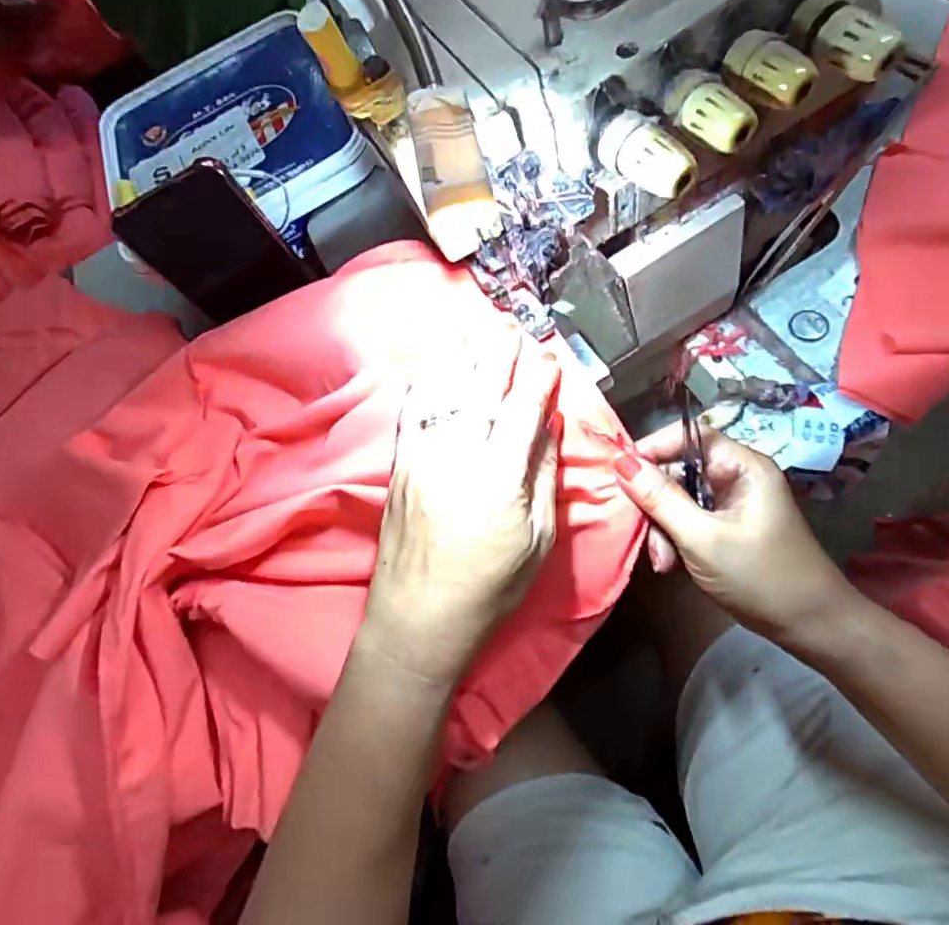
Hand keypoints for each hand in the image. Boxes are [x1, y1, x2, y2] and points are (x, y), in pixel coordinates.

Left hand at [360, 332, 563, 686]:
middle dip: (499, 354)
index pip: (522, 411)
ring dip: (462, 360)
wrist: (418, 620)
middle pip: (482, 391)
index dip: (538, 379)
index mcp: (499, 478)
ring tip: (476, 334)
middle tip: (512, 328)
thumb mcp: (537, 540)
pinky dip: (424, 388)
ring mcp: (422, 460)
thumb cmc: (488, 590)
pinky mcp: (399, 469)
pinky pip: (411, 416)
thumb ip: (544, 476)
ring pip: (444, 395)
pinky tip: (433, 370)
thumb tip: (550, 428)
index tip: (549, 359)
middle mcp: (457, 458)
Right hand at [612, 423, 857, 642]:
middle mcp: (736, 477)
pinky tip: (671, 566)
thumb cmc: (761, 578)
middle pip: (678, 471)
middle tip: (646, 538)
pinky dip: (675, 540)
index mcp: (742, 467)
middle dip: (656, 505)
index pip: (688, 437)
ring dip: (663, 529)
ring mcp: (731, 503)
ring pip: (678, 499)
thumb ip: (660, 499)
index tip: (621, 473)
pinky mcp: (726, 527)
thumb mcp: (702, 539)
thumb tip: (620, 462)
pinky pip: (688, 520)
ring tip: (664, 563)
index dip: (653, 448)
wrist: (810, 628)